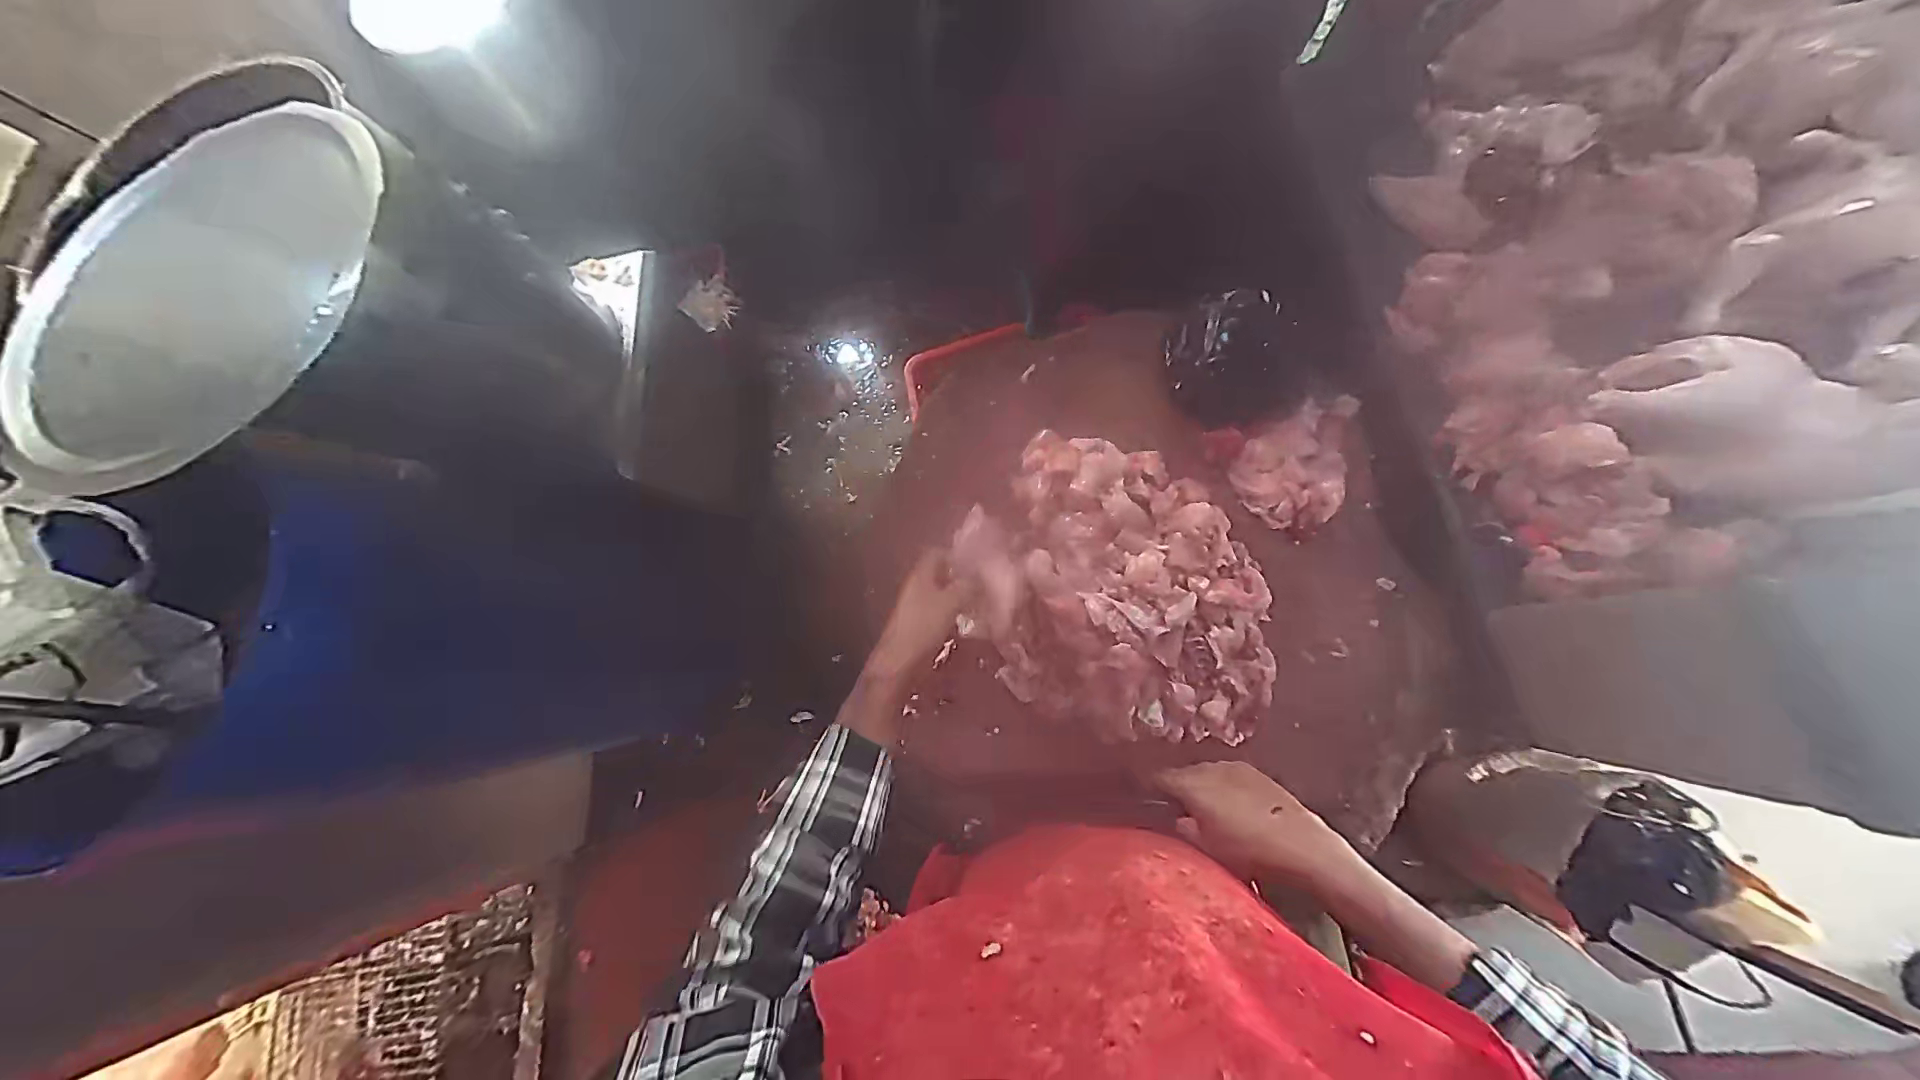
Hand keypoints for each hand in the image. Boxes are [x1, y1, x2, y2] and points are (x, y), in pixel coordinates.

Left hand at [869, 549, 971, 674]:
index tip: (978, 563)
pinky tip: (970, 620)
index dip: (956, 555)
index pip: (937, 553)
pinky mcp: (921, 624)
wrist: (901, 662)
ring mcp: (918, 606)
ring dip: (960, 596)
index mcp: (921, 575)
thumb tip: (981, 577)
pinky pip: (941, 611)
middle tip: (985, 583)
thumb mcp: (950, 602)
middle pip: (941, 574)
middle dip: (962, 577)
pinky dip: (955, 612)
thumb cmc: (924, 626)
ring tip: (982, 601)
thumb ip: (967, 586)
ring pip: (943, 593)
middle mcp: (918, 586)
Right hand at [1153, 761, 1360, 887]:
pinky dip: (1223, 787)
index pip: (1157, 776)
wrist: (1304, 847)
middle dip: (1176, 787)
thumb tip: (1177, 818)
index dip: (1148, 787)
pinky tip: (1232, 807)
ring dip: (1201, 786)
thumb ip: (1183, 829)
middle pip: (1182, 773)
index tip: (1144, 798)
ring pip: (1206, 773)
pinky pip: (1228, 776)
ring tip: (1205, 809)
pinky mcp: (1257, 773)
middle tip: (1175, 808)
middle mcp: (1209, 767)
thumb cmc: (1248, 851)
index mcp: (1191, 783)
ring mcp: (1235, 767)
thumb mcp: (1206, 848)